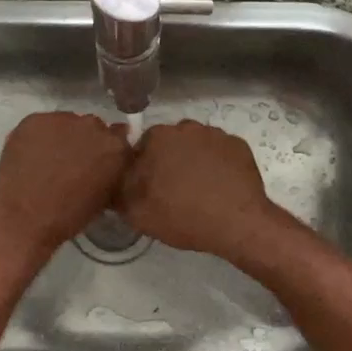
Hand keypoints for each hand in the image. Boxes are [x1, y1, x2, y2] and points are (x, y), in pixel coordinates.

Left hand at [0, 112, 131, 250]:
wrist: (24, 218)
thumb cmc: (68, 217)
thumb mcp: (103, 198)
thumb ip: (111, 173)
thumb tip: (105, 165)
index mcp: (116, 147)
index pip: (119, 137)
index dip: (105, 149)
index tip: (96, 160)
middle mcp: (93, 125)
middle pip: (92, 126)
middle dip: (84, 140)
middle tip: (71, 161)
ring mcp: (63, 119)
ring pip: (66, 123)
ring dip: (61, 137)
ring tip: (47, 159)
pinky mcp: (35, 119)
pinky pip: (41, 124)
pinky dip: (38, 136)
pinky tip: (30, 155)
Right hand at [119, 120, 281, 257]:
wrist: (237, 223)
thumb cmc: (182, 216)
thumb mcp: (137, 214)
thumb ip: (118, 194)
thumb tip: (113, 182)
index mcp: (157, 138)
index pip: (140, 148)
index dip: (143, 169)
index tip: (148, 189)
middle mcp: (185, 128)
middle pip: (169, 144)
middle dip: (168, 162)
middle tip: (172, 191)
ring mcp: (215, 134)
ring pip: (195, 146)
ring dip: (192, 161)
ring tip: (198, 190)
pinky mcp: (238, 145)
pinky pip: (219, 152)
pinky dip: (216, 165)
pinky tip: (218, 188)